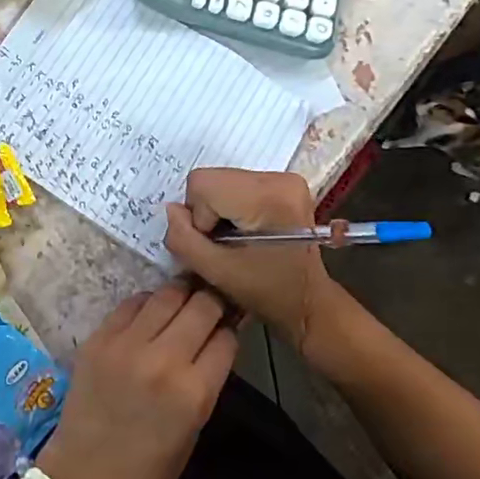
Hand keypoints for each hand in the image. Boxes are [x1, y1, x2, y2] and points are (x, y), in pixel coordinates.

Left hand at [35, 282, 237, 478]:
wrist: (83, 477)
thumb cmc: (147, 469)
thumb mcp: (194, 428)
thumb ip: (208, 378)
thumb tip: (220, 337)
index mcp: (193, 391)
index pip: (226, 337)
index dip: (232, 327)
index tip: (230, 324)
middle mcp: (162, 359)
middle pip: (201, 305)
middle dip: (212, 302)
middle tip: (210, 306)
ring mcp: (126, 344)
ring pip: (167, 295)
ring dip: (181, 296)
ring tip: (182, 303)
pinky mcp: (98, 338)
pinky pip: (131, 303)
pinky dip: (147, 303)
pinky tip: (150, 314)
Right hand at [163, 168, 337, 343]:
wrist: (307, 300)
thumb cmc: (266, 291)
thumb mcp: (215, 272)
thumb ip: (183, 239)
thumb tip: (172, 210)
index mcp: (268, 197)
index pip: (202, 184)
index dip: (198, 217)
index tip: (217, 244)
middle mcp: (280, 178)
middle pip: (210, 179)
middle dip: (206, 212)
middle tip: (224, 243)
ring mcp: (284, 178)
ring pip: (220, 180)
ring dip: (216, 209)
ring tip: (235, 238)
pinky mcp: (283, 183)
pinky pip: (234, 184)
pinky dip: (228, 206)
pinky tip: (244, 229)